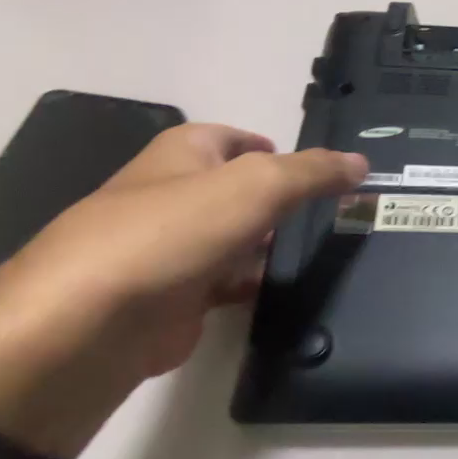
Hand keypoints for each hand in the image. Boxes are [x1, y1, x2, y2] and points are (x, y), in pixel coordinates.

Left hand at [0, 124, 366, 455]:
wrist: (97, 320)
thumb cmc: (170, 234)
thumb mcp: (254, 186)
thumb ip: (311, 173)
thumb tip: (360, 163)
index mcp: (181, 155)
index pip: (234, 138)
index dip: (276, 148)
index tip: (325, 170)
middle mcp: (175, 196)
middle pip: (241, 191)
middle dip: (285, 200)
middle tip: (341, 212)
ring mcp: (176, 250)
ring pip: (240, 240)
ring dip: (276, 245)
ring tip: (332, 252)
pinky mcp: (182, 297)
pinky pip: (233, 283)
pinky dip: (261, 285)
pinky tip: (296, 292)